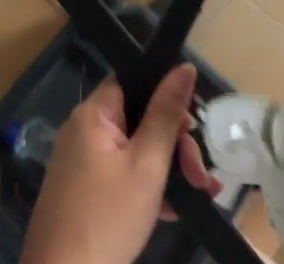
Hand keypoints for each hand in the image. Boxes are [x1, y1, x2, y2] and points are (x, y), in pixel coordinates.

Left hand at [22, 64, 223, 263]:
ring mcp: (82, 165)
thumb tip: (184, 66)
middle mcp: (83, 132)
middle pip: (139, 118)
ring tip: (200, 192)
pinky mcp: (85, 193)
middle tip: (200, 173)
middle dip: (175, 142)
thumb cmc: (107, 218)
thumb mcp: (147, 164)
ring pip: (135, 150)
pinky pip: (123, 174)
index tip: (191, 122)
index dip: (166, 94)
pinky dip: (149, 185)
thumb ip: (166, 113)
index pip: (134, 81)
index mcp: (93, 115)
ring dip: (169, 167)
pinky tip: (174, 208)